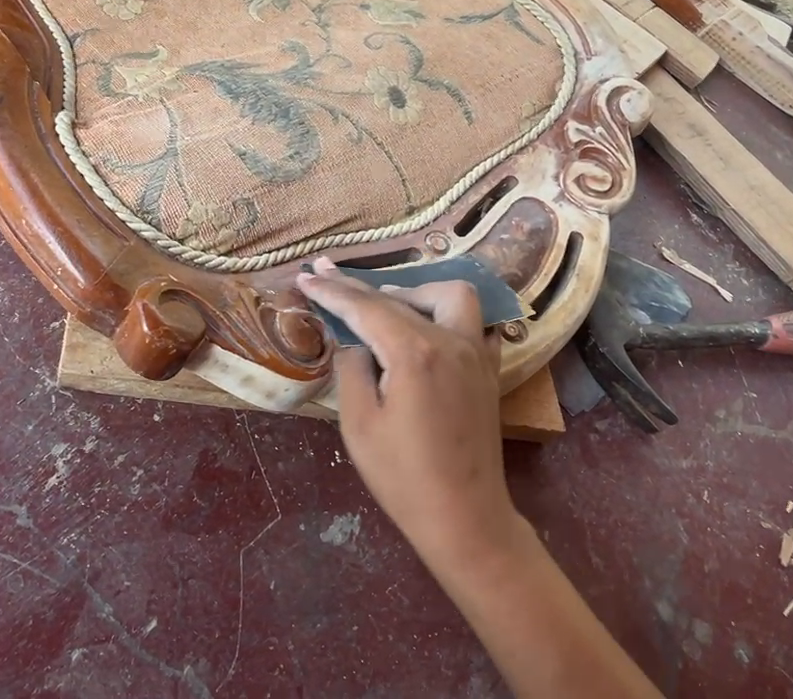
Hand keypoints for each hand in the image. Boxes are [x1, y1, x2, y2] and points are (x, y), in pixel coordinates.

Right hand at [295, 257, 519, 562]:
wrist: (465, 518)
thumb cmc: (403, 477)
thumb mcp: (359, 424)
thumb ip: (351, 369)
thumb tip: (355, 343)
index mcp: (414, 352)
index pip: (365, 307)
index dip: (332, 291)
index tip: (305, 275)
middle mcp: (450, 340)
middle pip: (398, 298)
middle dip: (358, 286)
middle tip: (325, 274)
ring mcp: (475, 353)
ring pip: (449, 295)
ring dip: (413, 292)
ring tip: (381, 305)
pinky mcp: (487, 371)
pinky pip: (471, 322)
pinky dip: (446, 314)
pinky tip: (425, 327)